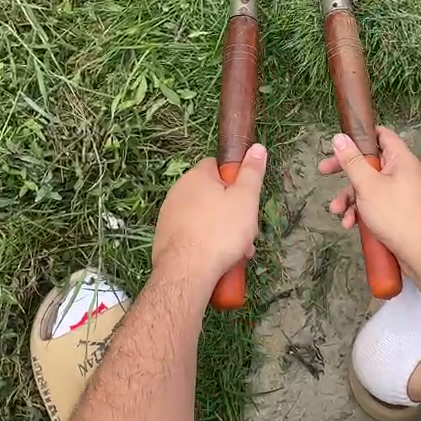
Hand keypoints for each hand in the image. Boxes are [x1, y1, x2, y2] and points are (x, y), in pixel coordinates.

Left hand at [152, 146, 265, 284]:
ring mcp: (169, 215)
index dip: (235, 181)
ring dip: (222, 231)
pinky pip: (192, 234)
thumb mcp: (246, 199)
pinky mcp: (164, 238)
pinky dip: (206, 243)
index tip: (247, 199)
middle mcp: (178, 191)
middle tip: (246, 232)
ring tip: (237, 252)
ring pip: (204, 217)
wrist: (186, 272)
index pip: (217, 166)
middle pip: (212, 195)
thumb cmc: (220, 231)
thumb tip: (256, 147)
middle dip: (232, 213)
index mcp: (196, 176)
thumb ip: (252, 172)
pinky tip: (218, 260)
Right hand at [322, 127, 420, 263]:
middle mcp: (402, 172)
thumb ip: (352, 161)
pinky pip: (376, 204)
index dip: (360, 135)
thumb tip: (339, 137)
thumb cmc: (397, 215)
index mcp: (400, 158)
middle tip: (324, 171)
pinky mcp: (398, 211)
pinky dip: (362, 211)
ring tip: (338, 212)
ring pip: (369, 186)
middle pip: (369, 162)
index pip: (381, 135)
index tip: (341, 142)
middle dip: (346, 171)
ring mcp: (401, 192)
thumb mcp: (368, 185)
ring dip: (350, 197)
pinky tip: (351, 225)